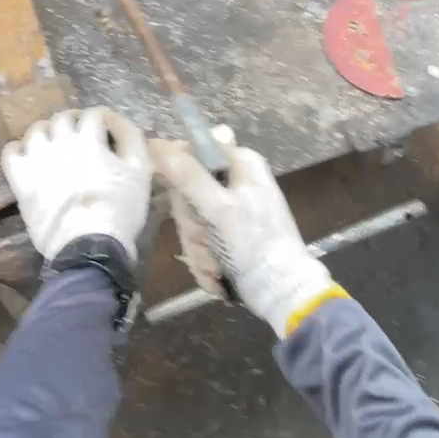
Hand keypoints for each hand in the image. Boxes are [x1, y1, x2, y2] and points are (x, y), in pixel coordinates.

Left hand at [2, 108, 151, 260]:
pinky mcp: (20, 179)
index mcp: (88, 138)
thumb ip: (131, 138)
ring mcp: (36, 158)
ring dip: (47, 132)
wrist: (89, 246)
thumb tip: (117, 120)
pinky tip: (28, 157)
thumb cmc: (119, 209)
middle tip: (80, 136)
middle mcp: (59, 141)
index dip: (101, 119)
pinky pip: (11, 152)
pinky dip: (18, 149)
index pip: (94, 114)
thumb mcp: (140, 171)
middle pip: (63, 118)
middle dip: (73, 121)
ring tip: (54, 144)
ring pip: (36, 130)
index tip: (106, 129)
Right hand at [151, 141, 335, 337]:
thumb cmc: (255, 246)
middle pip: (186, 192)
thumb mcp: (220, 209)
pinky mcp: (226, 235)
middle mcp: (235, 180)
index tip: (187, 204)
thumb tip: (155, 143)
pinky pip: (199, 240)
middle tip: (206, 240)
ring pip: (191, 220)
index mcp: (239, 162)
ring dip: (198, 248)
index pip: (190, 153)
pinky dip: (204, 260)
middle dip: (192, 225)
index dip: (180, 180)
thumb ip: (188, 175)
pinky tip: (217, 274)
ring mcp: (230, 209)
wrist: (282, 294)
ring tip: (216, 266)